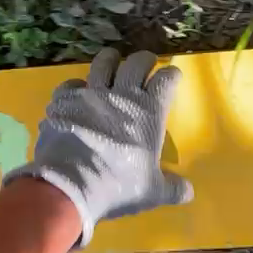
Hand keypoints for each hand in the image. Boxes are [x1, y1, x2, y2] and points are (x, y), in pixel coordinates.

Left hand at [5, 48, 191, 244]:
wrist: (70, 184)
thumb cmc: (119, 185)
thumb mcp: (152, 192)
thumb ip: (172, 188)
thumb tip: (188, 192)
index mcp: (149, 112)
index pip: (166, 81)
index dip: (171, 76)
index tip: (172, 76)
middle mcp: (122, 95)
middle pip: (136, 63)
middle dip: (144, 59)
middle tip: (146, 62)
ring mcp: (91, 94)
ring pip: (103, 64)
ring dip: (111, 60)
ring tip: (113, 60)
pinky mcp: (64, 100)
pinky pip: (72, 83)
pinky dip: (77, 85)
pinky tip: (78, 91)